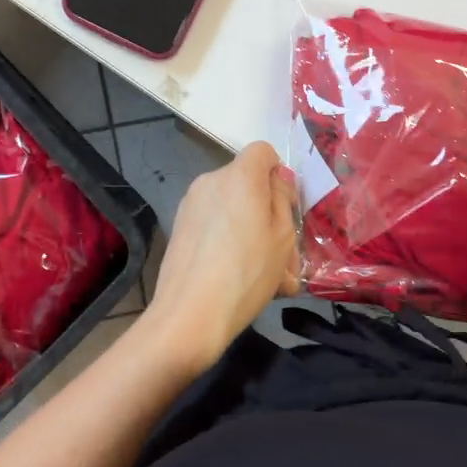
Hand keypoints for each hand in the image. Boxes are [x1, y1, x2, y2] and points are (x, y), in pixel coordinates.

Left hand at [146, 142, 301, 373]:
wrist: (190, 314)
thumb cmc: (246, 272)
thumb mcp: (282, 237)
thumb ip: (282, 200)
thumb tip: (277, 180)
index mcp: (239, 176)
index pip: (263, 151)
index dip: (279, 173)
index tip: (286, 206)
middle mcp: (210, 181)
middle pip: (246, 183)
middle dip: (267, 211)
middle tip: (285, 255)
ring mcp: (190, 205)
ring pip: (231, 208)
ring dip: (251, 232)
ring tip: (266, 276)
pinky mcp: (179, 228)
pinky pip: (214, 226)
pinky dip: (229, 243)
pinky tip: (240, 279)